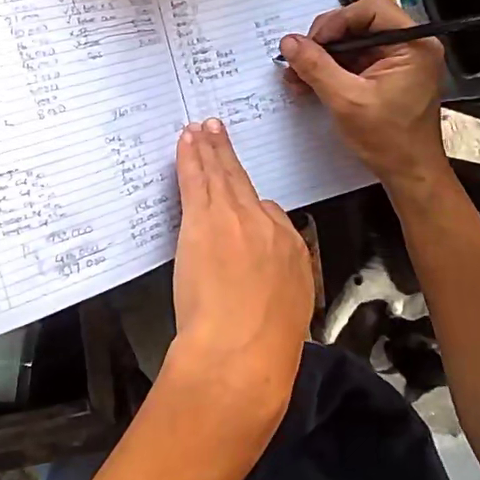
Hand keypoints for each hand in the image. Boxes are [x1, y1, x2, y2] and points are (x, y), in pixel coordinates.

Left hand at [165, 119, 311, 423]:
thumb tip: (270, 283)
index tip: (242, 203)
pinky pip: (196, 178)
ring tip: (201, 128)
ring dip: (209, 148)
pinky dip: (192, 156)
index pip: (274, 217)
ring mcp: (234, 219)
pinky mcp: (203, 220)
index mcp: (293, 251)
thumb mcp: (292, 318)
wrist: (242, 351)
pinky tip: (187, 140)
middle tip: (218, 129)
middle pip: (245, 183)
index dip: (254, 209)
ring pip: (220, 175)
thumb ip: (282, 291)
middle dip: (229, 156)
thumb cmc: (267, 347)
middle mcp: (268, 227)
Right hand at [279, 0, 448, 190]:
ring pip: (354, 42)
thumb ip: (316, 67)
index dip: (337, 21)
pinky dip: (333, 69)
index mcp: (413, 45)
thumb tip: (290, 42)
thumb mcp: (346, 100)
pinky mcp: (388, 75)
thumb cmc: (390, 141)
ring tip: (298, 75)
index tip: (313, 42)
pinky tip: (310, 82)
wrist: (410, 173)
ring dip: (324, 57)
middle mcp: (411, 46)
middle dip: (326, 41)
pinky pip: (356, 60)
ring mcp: (400, 60)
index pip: (371, 9)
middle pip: (360, 23)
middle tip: (301, 58)